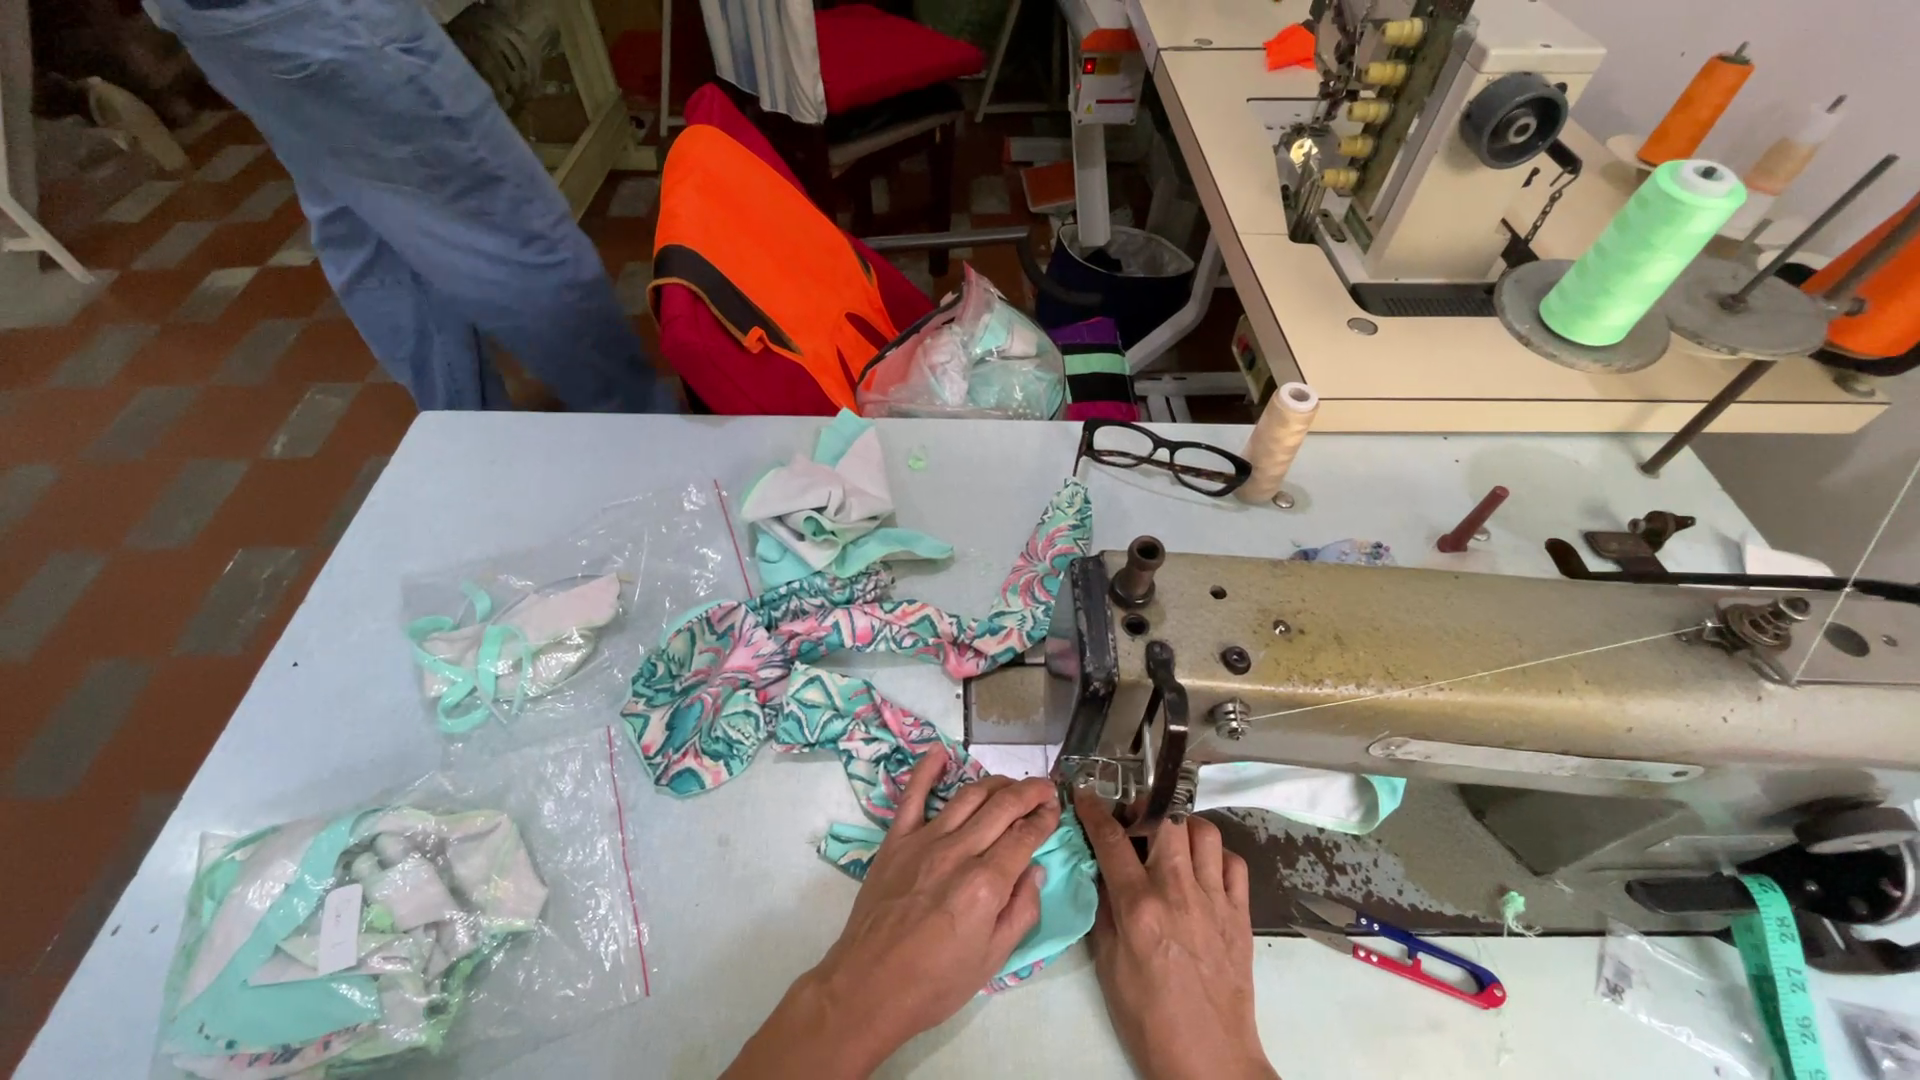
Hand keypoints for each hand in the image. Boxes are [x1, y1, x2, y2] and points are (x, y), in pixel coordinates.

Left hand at [723, 749, 1060, 1078]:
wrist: (869, 986)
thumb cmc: (936, 983)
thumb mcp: (994, 960)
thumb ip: (1021, 910)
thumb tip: (1036, 869)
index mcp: (986, 883)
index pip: (1025, 835)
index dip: (1046, 818)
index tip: (1055, 811)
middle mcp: (958, 852)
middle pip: (1002, 806)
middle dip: (1030, 792)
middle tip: (1046, 789)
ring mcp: (924, 841)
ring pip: (968, 796)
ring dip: (995, 782)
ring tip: (1011, 783)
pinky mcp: (896, 840)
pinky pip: (912, 796)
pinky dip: (926, 770)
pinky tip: (940, 752)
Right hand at [1077, 788, 1277, 1079]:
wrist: (1208, 1059)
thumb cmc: (1148, 1018)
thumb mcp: (1108, 964)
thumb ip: (1104, 910)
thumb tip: (1101, 871)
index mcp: (1139, 907)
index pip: (1111, 839)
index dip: (1094, 810)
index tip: (1085, 794)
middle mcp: (1178, 892)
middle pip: (1165, 820)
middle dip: (1145, 808)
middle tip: (1134, 819)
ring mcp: (1215, 900)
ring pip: (1204, 832)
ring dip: (1182, 827)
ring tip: (1169, 840)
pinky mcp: (1241, 914)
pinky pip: (1234, 863)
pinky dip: (1216, 856)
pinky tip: (1202, 869)